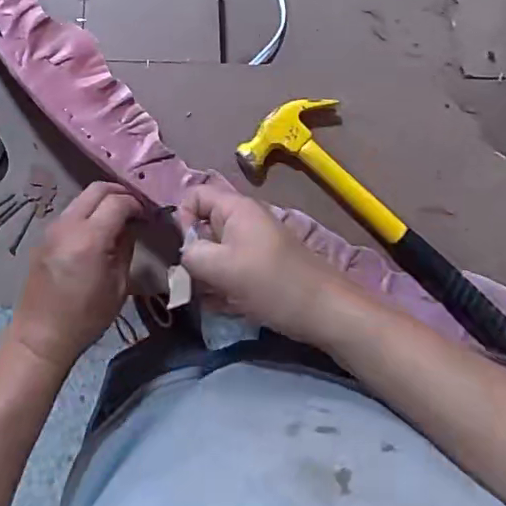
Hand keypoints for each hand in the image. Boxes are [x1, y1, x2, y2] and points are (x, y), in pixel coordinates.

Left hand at [8, 182, 141, 368]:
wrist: (40, 337)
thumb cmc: (86, 317)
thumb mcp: (119, 285)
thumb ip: (126, 248)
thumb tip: (130, 226)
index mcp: (90, 238)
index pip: (118, 201)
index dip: (136, 204)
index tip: (146, 216)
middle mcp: (69, 225)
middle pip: (97, 188)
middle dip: (120, 192)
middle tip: (134, 208)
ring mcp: (52, 229)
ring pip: (82, 198)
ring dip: (101, 201)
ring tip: (116, 218)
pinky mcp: (44, 237)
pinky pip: (70, 213)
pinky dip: (87, 212)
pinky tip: (96, 231)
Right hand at [177, 185, 354, 343]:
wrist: (324, 310)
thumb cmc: (271, 282)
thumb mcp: (222, 267)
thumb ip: (191, 255)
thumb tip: (182, 253)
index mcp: (235, 207)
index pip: (194, 195)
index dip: (181, 218)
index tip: (182, 249)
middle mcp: (243, 219)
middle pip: (202, 225)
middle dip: (192, 252)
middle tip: (187, 281)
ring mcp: (253, 244)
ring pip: (215, 251)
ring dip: (205, 274)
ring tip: (203, 298)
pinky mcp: (260, 267)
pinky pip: (230, 269)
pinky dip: (221, 285)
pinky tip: (220, 306)